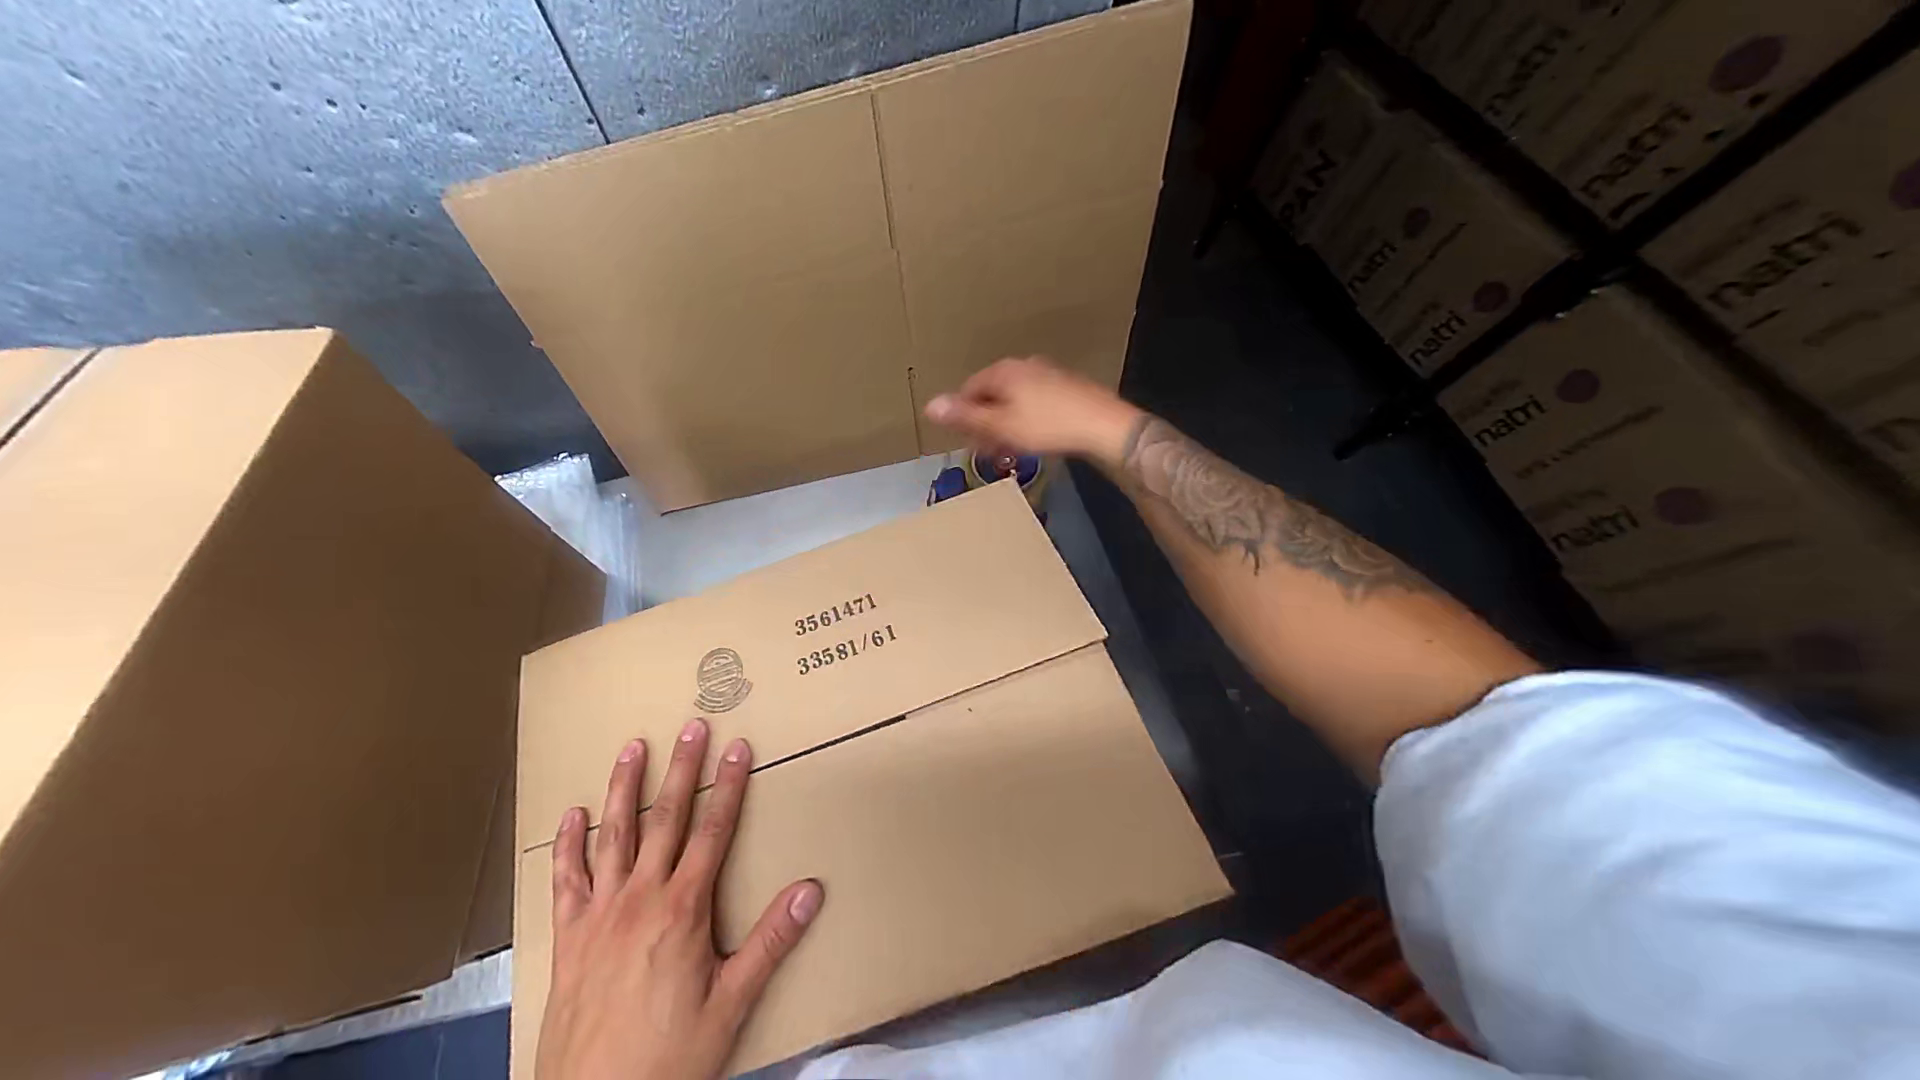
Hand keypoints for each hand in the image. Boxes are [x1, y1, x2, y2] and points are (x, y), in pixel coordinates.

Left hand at [536, 719, 823, 1079]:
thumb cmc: (670, 1056)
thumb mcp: (732, 1003)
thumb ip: (771, 941)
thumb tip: (811, 889)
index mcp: (683, 908)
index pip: (713, 831)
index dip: (729, 785)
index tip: (738, 746)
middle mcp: (640, 898)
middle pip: (665, 819)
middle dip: (681, 769)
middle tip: (690, 726)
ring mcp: (599, 915)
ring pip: (613, 836)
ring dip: (624, 788)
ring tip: (632, 747)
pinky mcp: (567, 938)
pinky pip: (567, 880)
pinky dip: (569, 845)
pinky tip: (572, 816)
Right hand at [923, 356, 1143, 467]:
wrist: (1104, 426)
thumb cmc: (1048, 426)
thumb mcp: (1001, 426)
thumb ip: (965, 417)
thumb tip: (929, 406)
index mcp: (1003, 370)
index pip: (968, 390)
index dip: (965, 418)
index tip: (970, 444)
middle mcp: (1024, 365)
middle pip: (991, 394)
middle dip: (986, 423)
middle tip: (991, 451)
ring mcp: (1047, 374)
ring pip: (1014, 400)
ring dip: (1006, 425)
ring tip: (1012, 450)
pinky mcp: (1066, 387)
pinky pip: (1035, 402)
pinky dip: (1028, 420)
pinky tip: (1036, 440)